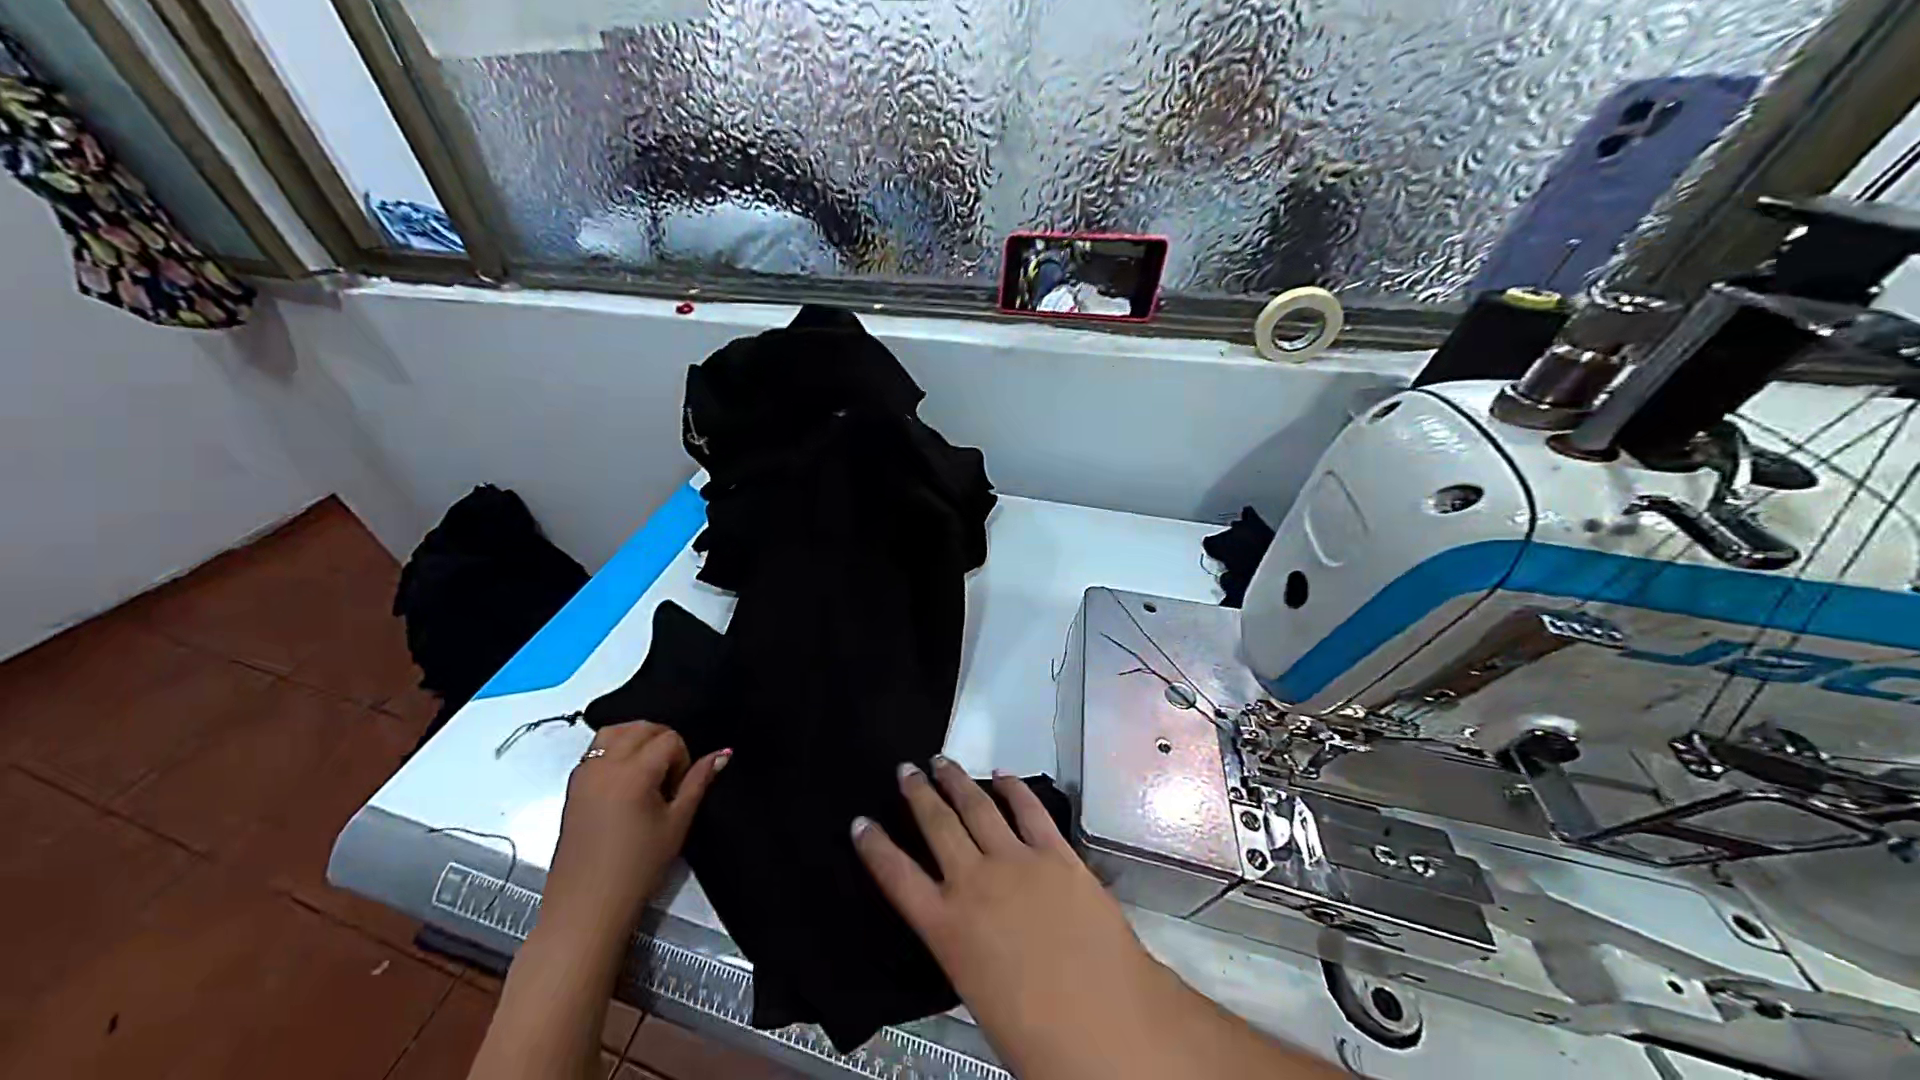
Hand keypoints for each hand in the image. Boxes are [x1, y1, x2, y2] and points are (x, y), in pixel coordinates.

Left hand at [540, 722, 728, 944]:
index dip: (683, 759)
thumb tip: (722, 754)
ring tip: (649, 771)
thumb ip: (698, 782)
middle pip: (641, 727)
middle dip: (662, 742)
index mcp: (632, 773)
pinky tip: (626, 780)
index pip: (669, 739)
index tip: (680, 788)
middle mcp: (604, 765)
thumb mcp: (677, 823)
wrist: (587, 906)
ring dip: (636, 739)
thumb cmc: (637, 868)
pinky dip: (614, 750)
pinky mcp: (572, 787)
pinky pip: (595, 749)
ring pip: (614, 731)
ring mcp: (583, 774)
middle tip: (670, 778)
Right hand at [850, 757, 1174, 1076]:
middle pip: (937, 826)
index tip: (860, 822)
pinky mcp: (1058, 855)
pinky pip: (1030, 812)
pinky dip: (1014, 789)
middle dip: (917, 794)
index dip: (874, 846)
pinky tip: (1003, 776)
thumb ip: (964, 945)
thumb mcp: (977, 990)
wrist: (1108, 1027)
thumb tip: (964, 923)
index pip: (896, 876)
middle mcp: (975, 883)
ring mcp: (1018, 863)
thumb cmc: (1037, 1035)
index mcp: (946, 927)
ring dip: (957, 781)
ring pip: (978, 808)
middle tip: (906, 769)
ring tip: (942, 761)